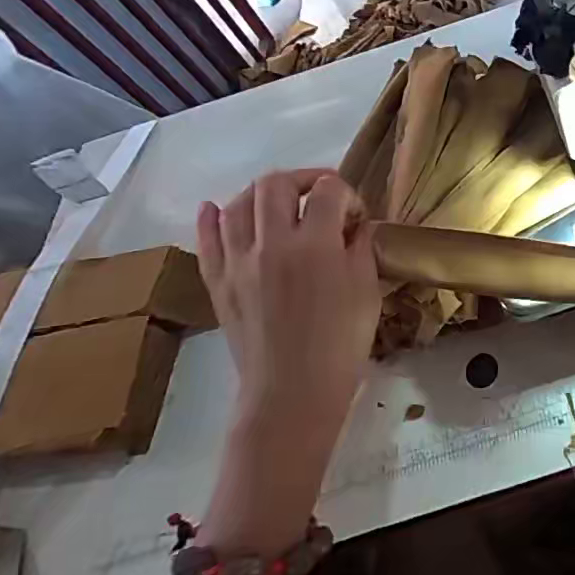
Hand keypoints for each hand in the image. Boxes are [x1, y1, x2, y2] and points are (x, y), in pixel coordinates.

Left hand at [196, 169, 378, 439]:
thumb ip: (362, 249)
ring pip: (238, 203)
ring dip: (262, 194)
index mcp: (315, 245)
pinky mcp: (218, 282)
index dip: (347, 194)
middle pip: (277, 184)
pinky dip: (211, 217)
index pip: (328, 191)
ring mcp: (238, 262)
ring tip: (280, 204)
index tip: (356, 216)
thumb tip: (357, 226)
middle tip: (321, 197)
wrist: (293, 394)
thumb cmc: (341, 346)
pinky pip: (207, 239)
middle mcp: (271, 243)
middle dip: (304, 180)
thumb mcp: (367, 293)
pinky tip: (216, 207)